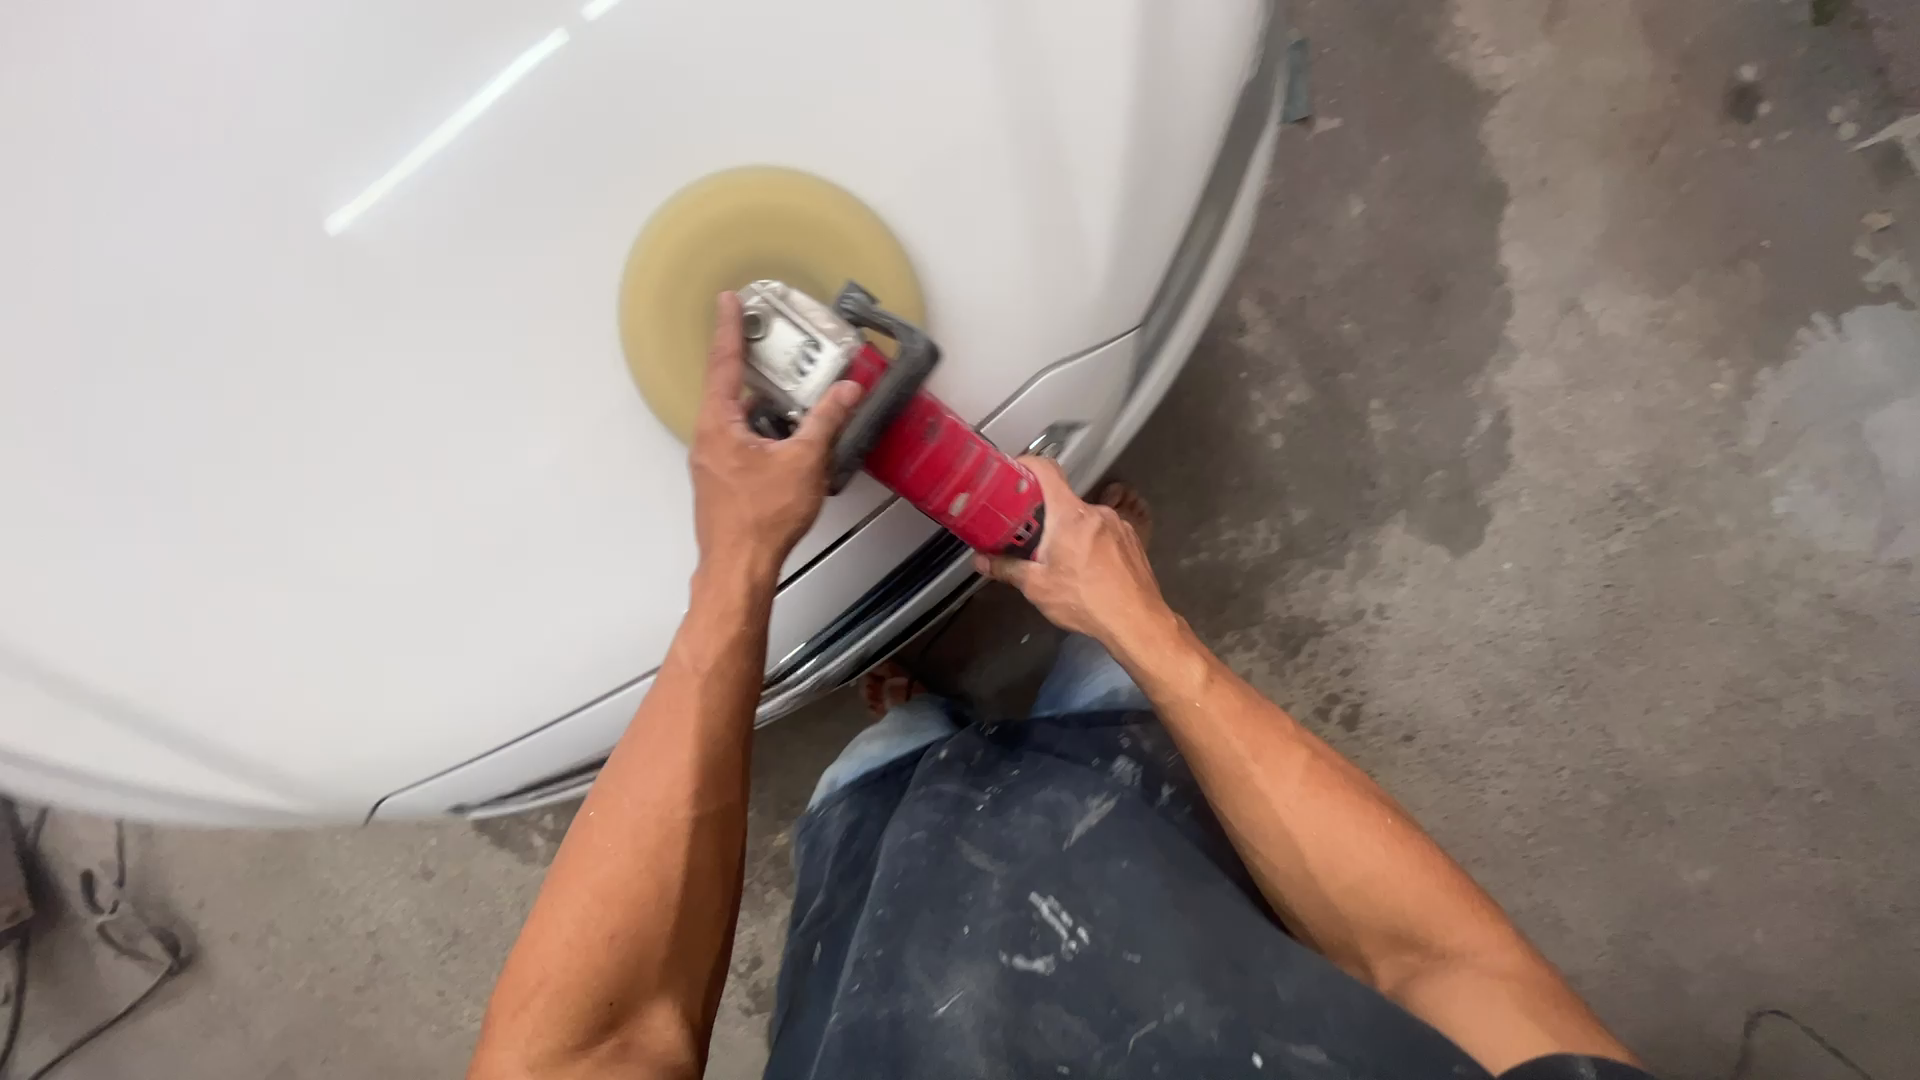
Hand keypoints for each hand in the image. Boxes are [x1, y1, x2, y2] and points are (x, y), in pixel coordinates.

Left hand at [690, 292, 861, 582]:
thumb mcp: (804, 461)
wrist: (740, 567)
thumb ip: (826, 421)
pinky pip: (743, 444)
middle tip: (772, 348)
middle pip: (730, 391)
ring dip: (764, 408)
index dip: (729, 328)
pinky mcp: (723, 483)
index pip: (724, 363)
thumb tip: (846, 391)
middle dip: (754, 370)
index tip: (729, 300)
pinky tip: (790, 445)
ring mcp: (713, 463)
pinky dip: (764, 434)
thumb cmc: (762, 517)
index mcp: (719, 424)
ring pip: (739, 421)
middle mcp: (709, 439)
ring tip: (794, 401)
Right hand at [972, 458, 1172, 648]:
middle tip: (1029, 537)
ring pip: (1084, 519)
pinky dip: (1090, 543)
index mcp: (1069, 515)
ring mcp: (1118, 524)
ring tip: (1060, 560)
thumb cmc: (1083, 600)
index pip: (1046, 470)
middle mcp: (1096, 511)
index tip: (1013, 476)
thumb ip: (1007, 568)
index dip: (1027, 465)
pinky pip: (1104, 532)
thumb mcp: (1037, 587)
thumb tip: (980, 560)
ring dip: (1069, 533)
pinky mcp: (1132, 539)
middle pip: (1063, 500)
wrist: (1136, 621)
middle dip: (1044, 516)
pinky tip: (1087, 569)